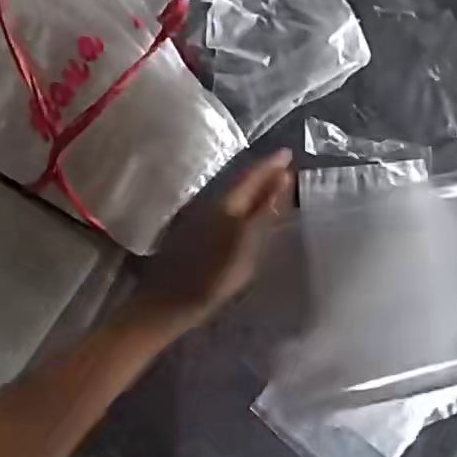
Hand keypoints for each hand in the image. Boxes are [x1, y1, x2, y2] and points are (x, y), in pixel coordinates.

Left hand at [125, 150, 294, 334]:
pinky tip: (249, 215)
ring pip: (233, 198)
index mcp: (225, 205)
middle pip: (241, 186)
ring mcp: (200, 220)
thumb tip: (283, 179)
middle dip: (264, 176)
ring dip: (253, 192)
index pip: (252, 177)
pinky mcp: (195, 235)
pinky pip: (226, 211)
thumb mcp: (246, 246)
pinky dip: (242, 207)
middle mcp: (211, 206)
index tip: (288, 153)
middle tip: (286, 169)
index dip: (271, 164)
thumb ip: (265, 212)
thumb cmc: (212, 279)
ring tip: (274, 189)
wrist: (168, 304)